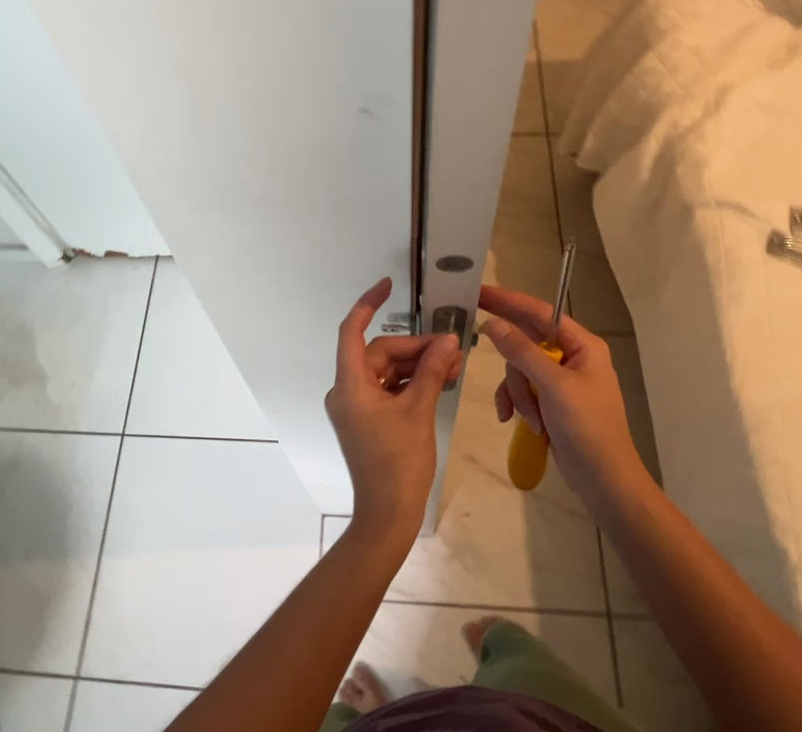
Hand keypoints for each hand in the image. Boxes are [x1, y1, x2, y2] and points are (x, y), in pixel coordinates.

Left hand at [325, 279, 462, 544]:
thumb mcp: (418, 411)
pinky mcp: (369, 421)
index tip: (388, 285)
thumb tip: (447, 340)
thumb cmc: (399, 462)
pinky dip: (414, 383)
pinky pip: (391, 390)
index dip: (368, 304)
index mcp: (349, 386)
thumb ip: (431, 370)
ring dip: (419, 366)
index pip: (352, 331)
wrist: (388, 515)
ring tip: (455, 366)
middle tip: (453, 349)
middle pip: (380, 353)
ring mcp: (357, 408)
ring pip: (389, 371)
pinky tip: (442, 381)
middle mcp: (347, 392)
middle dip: (416, 348)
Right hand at [478, 284, 646, 500]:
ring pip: (520, 370)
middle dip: (516, 370)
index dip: (508, 301)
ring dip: (518, 393)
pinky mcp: (551, 401)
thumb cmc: (586, 428)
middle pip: (525, 343)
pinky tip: (515, 421)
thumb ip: (522, 352)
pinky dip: (517, 404)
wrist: (603, 479)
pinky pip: (522, 390)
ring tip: (528, 417)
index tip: (478, 293)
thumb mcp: (553, 386)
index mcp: (582, 345)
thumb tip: (493, 323)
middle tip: (509, 383)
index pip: (539, 312)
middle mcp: (572, 356)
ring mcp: (561, 380)